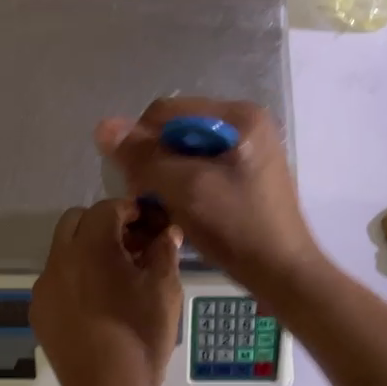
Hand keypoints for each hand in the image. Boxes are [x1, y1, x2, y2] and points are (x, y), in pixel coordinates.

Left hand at [31, 199, 182, 385]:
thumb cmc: (141, 336)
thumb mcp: (164, 289)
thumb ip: (164, 250)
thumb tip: (167, 232)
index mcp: (90, 247)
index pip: (107, 208)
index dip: (132, 210)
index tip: (152, 223)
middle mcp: (59, 259)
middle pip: (77, 221)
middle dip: (105, 224)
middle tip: (134, 244)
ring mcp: (44, 286)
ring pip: (64, 250)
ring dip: (88, 250)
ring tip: (119, 275)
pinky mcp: (39, 311)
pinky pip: (57, 279)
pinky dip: (77, 277)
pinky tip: (100, 301)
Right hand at [96, 98, 323, 291]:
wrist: (283, 273)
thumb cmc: (237, 227)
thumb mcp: (185, 189)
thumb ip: (144, 157)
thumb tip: (103, 127)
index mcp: (240, 116)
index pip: (166, 112)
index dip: (140, 142)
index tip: (135, 181)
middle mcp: (246, 124)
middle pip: (176, 131)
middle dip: (155, 162)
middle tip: (148, 199)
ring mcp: (248, 150)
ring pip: (186, 153)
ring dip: (167, 178)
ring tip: (164, 208)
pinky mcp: (246, 174)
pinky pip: (201, 169)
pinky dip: (184, 187)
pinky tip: (181, 211)